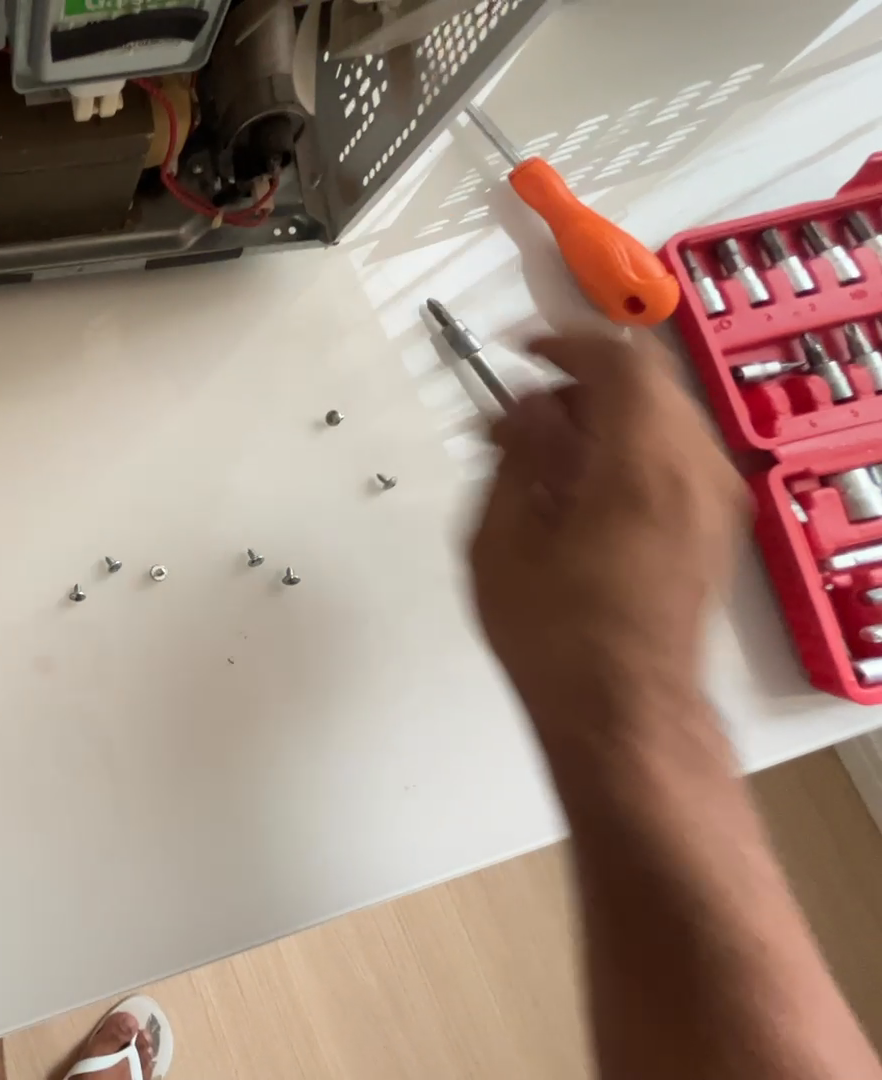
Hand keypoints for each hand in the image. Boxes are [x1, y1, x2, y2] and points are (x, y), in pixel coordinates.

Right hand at [468, 333, 745, 732]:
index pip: (622, 364)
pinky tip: (568, 486)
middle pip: (645, 386)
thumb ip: (517, 458)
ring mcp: (711, 499)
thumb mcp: (500, 537)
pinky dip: (618, 447)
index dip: (566, 343)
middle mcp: (693, 472)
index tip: (518, 350)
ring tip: (529, 457)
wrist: (620, 704)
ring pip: (659, 419)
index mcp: (640, 467)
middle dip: (572, 387)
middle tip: (508, 422)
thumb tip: (530, 409)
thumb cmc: (549, 626)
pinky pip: (669, 456)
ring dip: (593, 418)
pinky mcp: (710, 525)